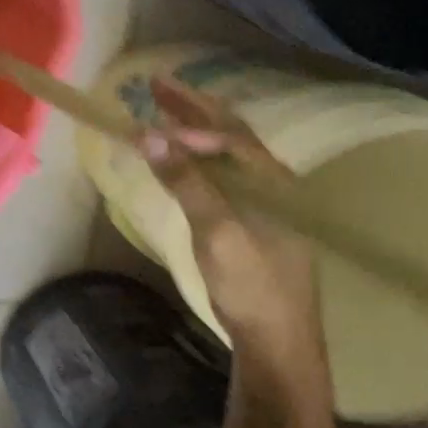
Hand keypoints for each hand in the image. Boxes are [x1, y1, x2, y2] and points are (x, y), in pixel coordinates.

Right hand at [138, 78, 320, 354]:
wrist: (278, 342)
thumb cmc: (251, 286)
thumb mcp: (215, 232)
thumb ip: (185, 181)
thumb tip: (149, 133)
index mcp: (274, 183)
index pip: (229, 135)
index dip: (190, 121)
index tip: (152, 111)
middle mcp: (274, 186)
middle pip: (232, 135)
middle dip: (194, 109)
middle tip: (157, 84)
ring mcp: (266, 205)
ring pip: (228, 153)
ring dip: (195, 129)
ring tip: (164, 110)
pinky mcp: (253, 222)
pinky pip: (224, 173)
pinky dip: (198, 156)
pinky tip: (183, 157)